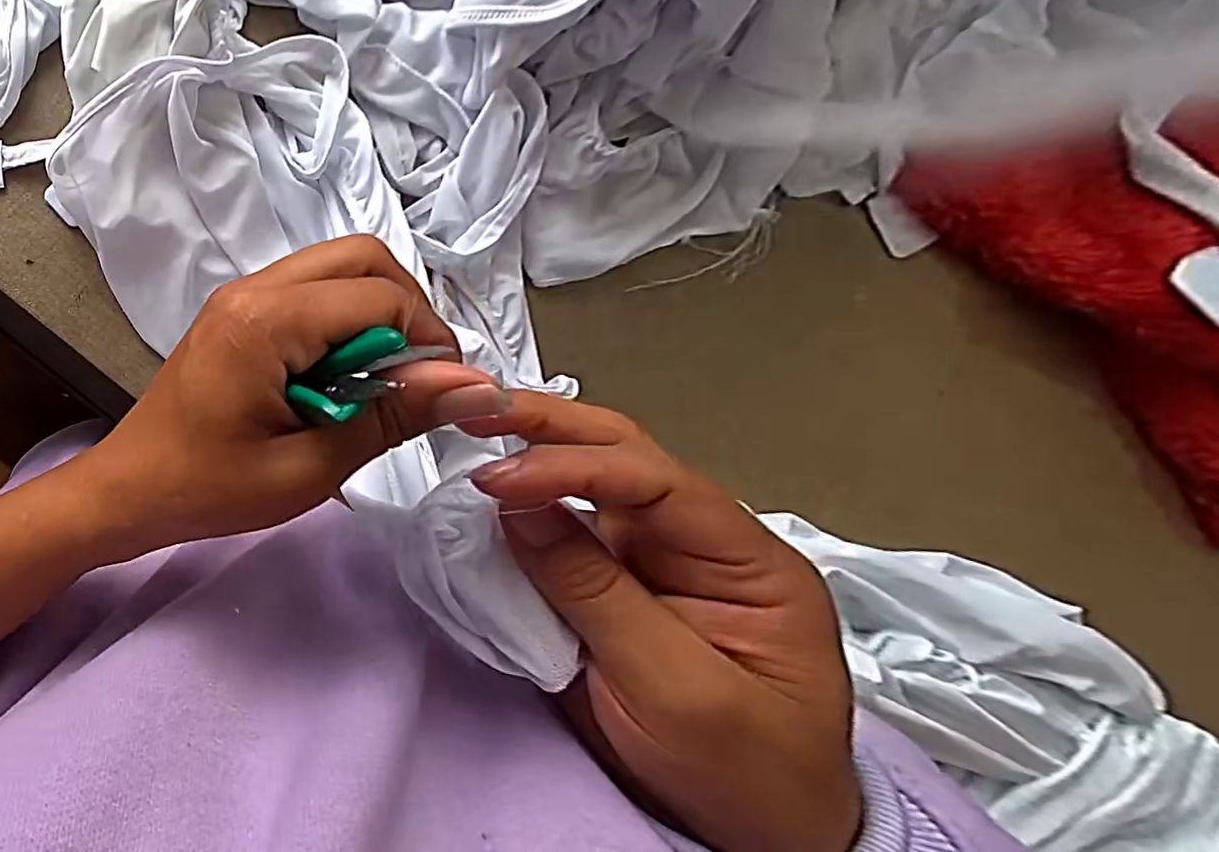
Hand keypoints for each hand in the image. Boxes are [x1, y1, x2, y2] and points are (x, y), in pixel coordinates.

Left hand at [82, 235, 508, 558]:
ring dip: (376, 311)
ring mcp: (243, 293)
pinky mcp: (241, 309)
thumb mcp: (308, 469)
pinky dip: (344, 319)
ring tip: (380, 378)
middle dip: (407, 308)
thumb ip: (391, 418)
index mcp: (265, 321)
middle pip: (360, 256)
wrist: (129, 488)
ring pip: (337, 266)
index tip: (442, 391)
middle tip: (415, 374)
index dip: (427, 339)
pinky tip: (341, 373)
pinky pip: (312, 289)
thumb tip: (471, 386)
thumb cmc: (208, 489)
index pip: (378, 297)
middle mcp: (254, 288)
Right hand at [461, 393, 859, 851]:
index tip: (500, 479)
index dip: (571, 466)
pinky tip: (490, 486)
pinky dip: (521, 500)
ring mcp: (648, 552)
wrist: (743, 835)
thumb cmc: (743, 775)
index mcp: (745, 558)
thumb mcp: (675, 689)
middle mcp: (695, 538)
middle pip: (622, 452)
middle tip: (481, 411)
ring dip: (531, 449)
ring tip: (475, 431)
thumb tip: (517, 505)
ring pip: (587, 474)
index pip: (653, 479)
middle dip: (549, 425)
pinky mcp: (606, 572)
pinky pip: (558, 522)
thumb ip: (594, 590)